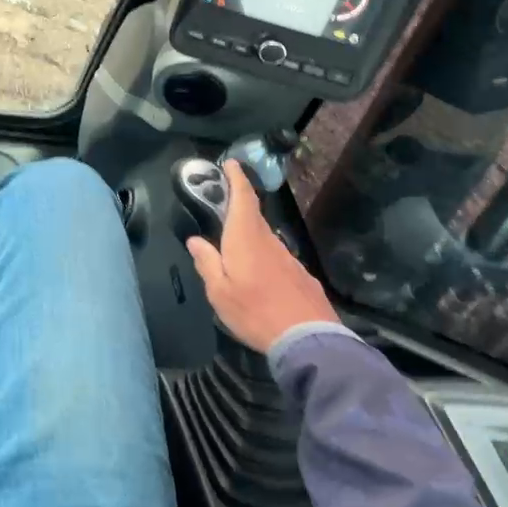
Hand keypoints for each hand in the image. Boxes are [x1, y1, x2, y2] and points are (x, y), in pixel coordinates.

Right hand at [185, 159, 339, 353]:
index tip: (231, 163)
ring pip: (266, 241)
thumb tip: (196, 240)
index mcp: (246, 239)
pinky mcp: (304, 279)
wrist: (310, 343)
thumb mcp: (219, 291)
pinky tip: (261, 281)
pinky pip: (279, 261)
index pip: (243, 199)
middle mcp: (270, 243)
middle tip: (222, 207)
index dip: (237, 179)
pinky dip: (266, 261)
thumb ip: (206, 262)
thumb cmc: (255, 312)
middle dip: (239, 208)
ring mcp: (290, 261)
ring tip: (237, 253)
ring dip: (251, 239)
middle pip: (254, 218)